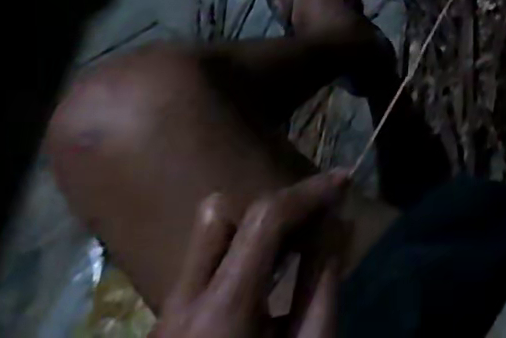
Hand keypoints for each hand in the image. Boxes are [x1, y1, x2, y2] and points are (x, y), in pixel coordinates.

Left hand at [153, 171, 347, 337]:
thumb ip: (322, 285)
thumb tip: (337, 222)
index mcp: (222, 308)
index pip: (265, 217)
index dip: (308, 192)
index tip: (343, 182)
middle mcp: (183, 301)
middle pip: (219, 211)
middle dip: (268, 209)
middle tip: (306, 227)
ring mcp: (165, 316)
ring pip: (205, 239)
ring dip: (249, 234)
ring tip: (288, 257)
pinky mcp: (162, 328)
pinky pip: (199, 272)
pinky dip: (235, 263)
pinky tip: (263, 291)